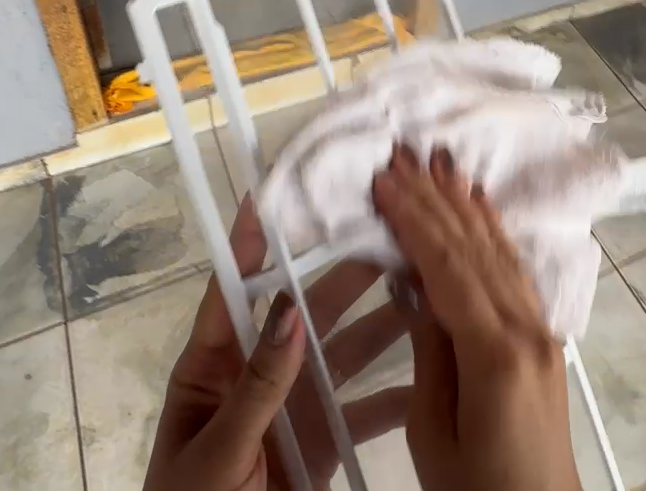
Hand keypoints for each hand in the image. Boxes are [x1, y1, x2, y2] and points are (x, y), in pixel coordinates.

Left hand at [145, 199, 412, 490]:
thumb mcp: (216, 451)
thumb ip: (256, 385)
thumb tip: (290, 309)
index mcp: (213, 367)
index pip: (233, 292)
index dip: (250, 244)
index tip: (272, 195)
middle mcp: (259, 372)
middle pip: (305, 311)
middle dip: (346, 275)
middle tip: (389, 237)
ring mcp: (295, 406)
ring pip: (344, 352)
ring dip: (382, 325)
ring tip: (423, 289)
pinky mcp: (324, 440)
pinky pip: (364, 409)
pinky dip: (396, 394)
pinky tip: (431, 370)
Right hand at [372, 147, 582, 490]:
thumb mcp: (432, 433)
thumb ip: (430, 351)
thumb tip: (418, 288)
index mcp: (495, 353)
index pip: (447, 267)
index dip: (413, 219)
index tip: (384, 179)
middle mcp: (527, 328)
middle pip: (474, 248)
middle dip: (436, 196)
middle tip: (407, 152)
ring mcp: (542, 329)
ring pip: (499, 250)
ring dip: (467, 203)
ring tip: (443, 161)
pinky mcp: (544, 336)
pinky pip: (515, 270)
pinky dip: (494, 232)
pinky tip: (482, 207)